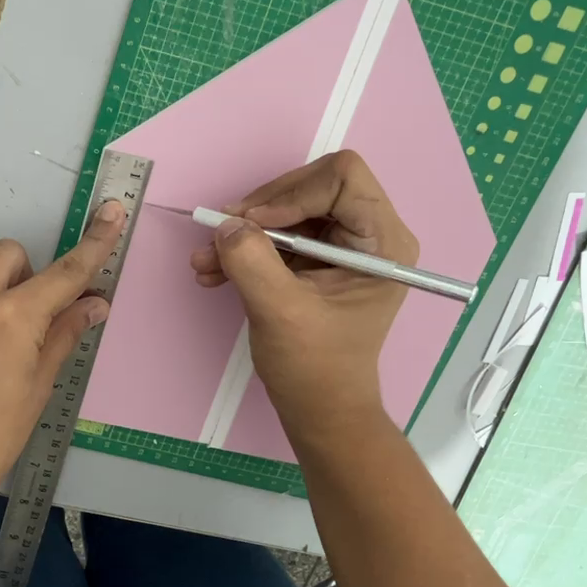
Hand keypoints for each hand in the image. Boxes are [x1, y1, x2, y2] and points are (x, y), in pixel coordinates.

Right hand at [188, 150, 418, 434]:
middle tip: (221, 234)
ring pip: (286, 211)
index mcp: (382, 241)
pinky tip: (213, 272)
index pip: (341, 178)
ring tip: (205, 261)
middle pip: (310, 186)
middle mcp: (367, 234)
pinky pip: (275, 236)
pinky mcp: (314, 261)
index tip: (251, 224)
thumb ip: (252, 261)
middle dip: (260, 211)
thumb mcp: (280, 312)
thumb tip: (225, 225)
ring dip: (242, 232)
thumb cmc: (315, 367)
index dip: (291, 193)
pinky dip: (243, 249)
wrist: (318, 408)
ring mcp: (339, 247)